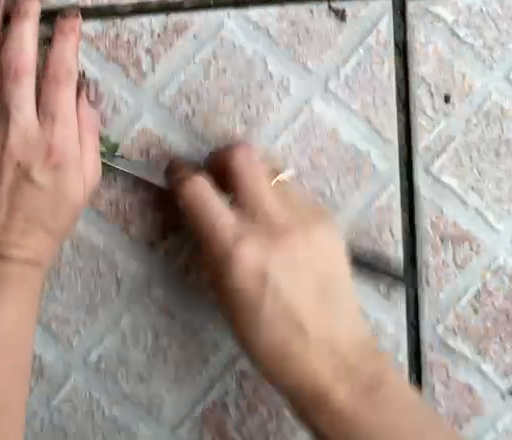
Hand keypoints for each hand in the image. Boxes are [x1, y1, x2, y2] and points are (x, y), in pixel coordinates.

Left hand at [0, 0, 101, 276]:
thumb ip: (88, 131)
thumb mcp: (86, 181)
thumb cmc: (47, 219)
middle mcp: (15, 131)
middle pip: (18, 63)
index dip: (65, 39)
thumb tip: (82, 85)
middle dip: (24, 19)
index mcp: (53, 141)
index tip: (69, 14)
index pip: (60, 76)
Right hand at [169, 144, 386, 411]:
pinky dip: (278, 200)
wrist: (335, 359)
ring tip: (252, 205)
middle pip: (239, 153)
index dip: (178, 173)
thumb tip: (195, 204)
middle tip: (217, 176)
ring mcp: (304, 217)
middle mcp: (270, 224)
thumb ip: (209, 241)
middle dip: (220, 158)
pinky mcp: (327, 218)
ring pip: (269, 167)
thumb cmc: (267, 338)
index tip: (176, 173)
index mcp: (236, 250)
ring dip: (252, 179)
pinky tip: (283, 228)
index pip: (195, 187)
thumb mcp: (223, 291)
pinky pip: (293, 191)